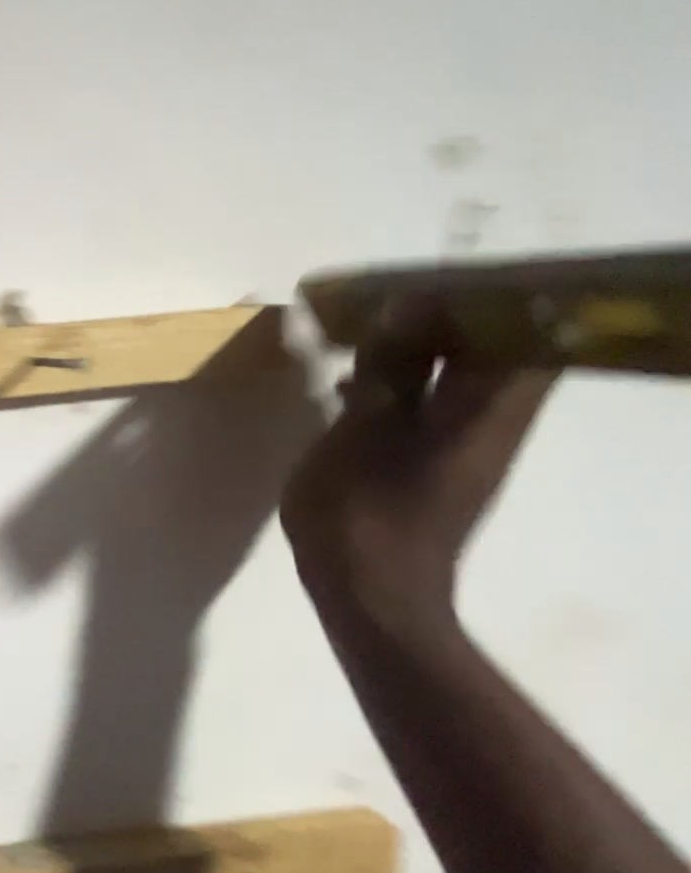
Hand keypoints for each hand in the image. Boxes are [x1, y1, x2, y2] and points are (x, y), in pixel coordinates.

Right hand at [281, 297, 555, 634]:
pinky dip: (402, 387)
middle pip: (495, 354)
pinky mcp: (437, 470)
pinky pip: (432, 408)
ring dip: (421, 353)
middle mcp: (490, 425)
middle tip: (389, 300)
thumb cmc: (363, 511)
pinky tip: (351, 388)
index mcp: (482, 411)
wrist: (372, 595)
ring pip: (461, 382)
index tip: (439, 277)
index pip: (521, 335)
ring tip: (363, 336)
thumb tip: (410, 304)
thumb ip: (389, 367)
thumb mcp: (361, 430)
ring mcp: (465, 450)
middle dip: (449, 321)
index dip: (492, 299)